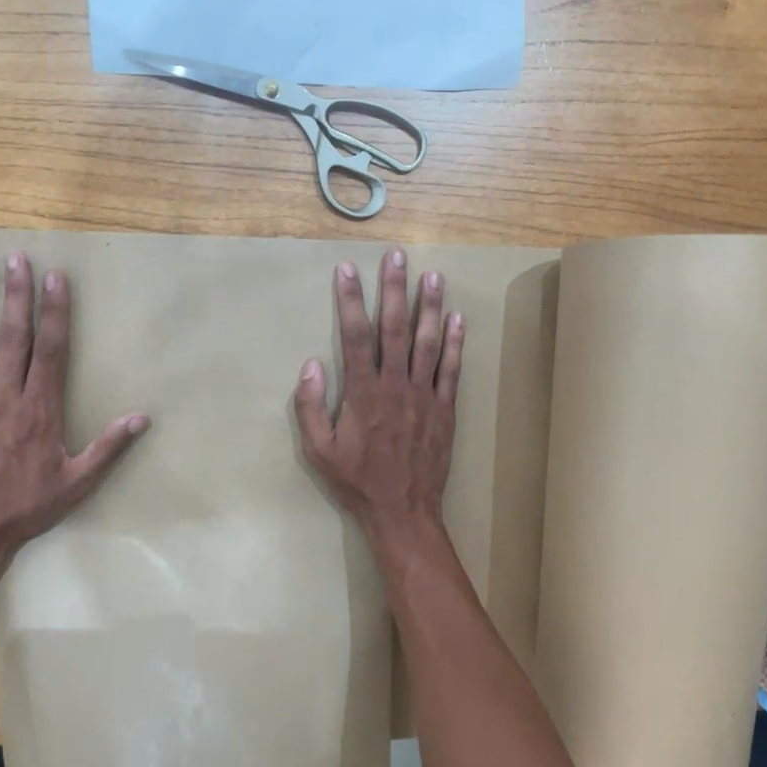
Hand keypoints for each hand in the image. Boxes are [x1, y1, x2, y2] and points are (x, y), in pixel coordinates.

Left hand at [0, 255, 147, 571]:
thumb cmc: (27, 508)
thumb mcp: (77, 483)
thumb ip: (109, 447)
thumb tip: (143, 417)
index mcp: (40, 409)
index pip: (51, 349)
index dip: (54, 311)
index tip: (54, 278)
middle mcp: (6, 396)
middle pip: (13, 336)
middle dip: (15, 294)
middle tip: (15, 257)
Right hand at [294, 249, 464, 535]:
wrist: (403, 511)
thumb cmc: (357, 481)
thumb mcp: (318, 451)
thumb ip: (309, 406)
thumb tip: (310, 364)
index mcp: (363, 393)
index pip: (355, 336)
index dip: (350, 300)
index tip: (347, 270)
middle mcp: (396, 386)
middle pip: (395, 329)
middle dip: (395, 289)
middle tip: (397, 256)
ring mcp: (425, 396)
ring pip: (428, 343)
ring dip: (430, 307)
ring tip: (433, 275)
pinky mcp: (445, 409)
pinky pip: (452, 370)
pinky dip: (455, 343)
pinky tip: (457, 319)